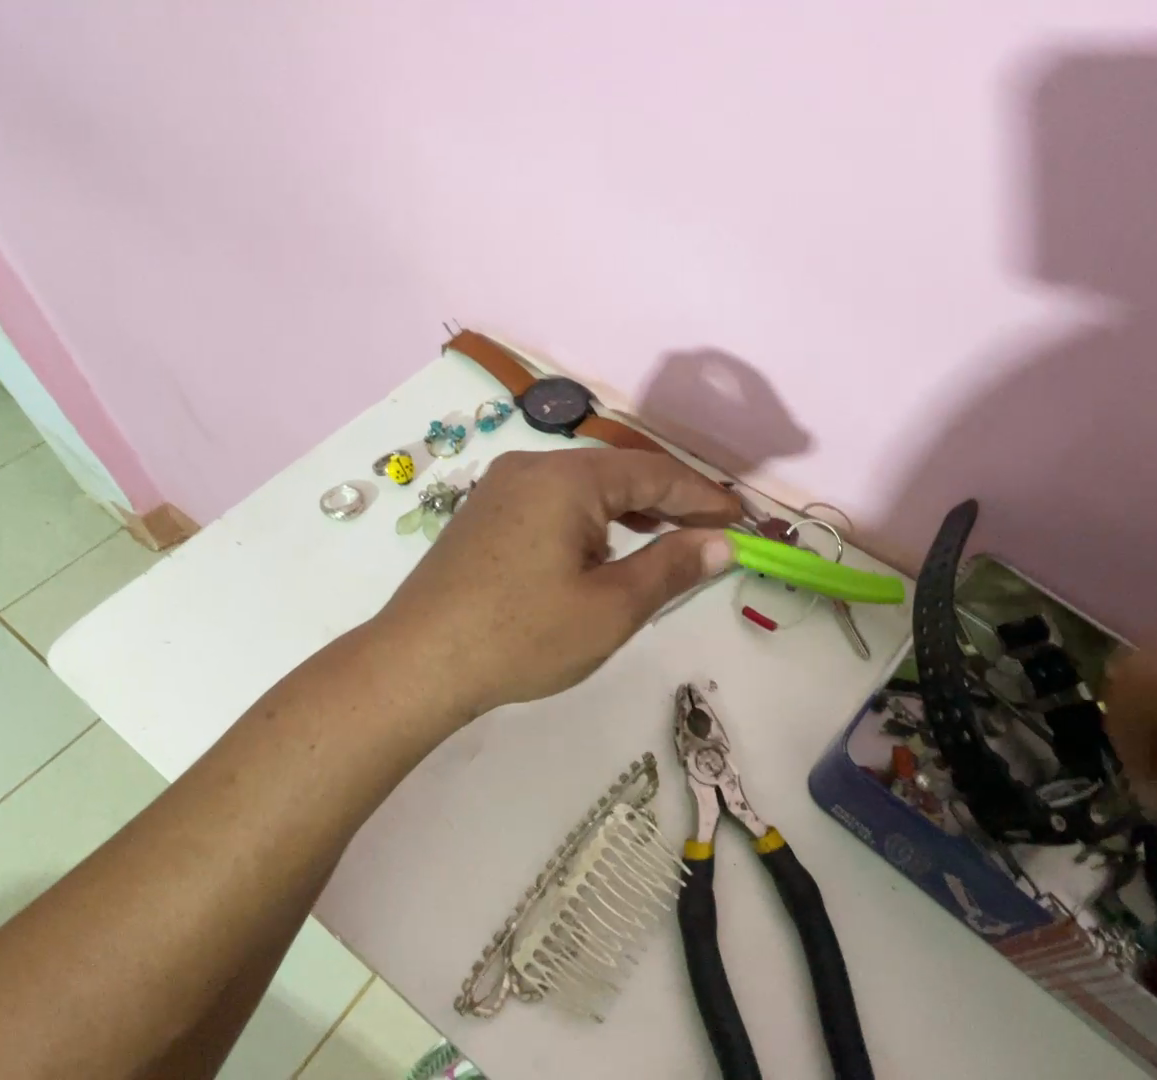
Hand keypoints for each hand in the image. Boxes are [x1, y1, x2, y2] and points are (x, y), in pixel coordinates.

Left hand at [374, 448, 740, 724]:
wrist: (416, 663)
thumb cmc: (522, 636)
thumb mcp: (610, 608)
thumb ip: (671, 567)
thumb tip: (720, 542)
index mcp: (566, 478)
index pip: (653, 473)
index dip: (702, 496)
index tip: (740, 520)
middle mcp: (532, 467)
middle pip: (617, 473)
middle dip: (668, 502)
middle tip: (709, 534)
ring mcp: (501, 488)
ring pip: (583, 488)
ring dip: (629, 511)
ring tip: (666, 541)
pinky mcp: (483, 514)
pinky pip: (552, 503)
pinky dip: (590, 521)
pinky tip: (601, 550)